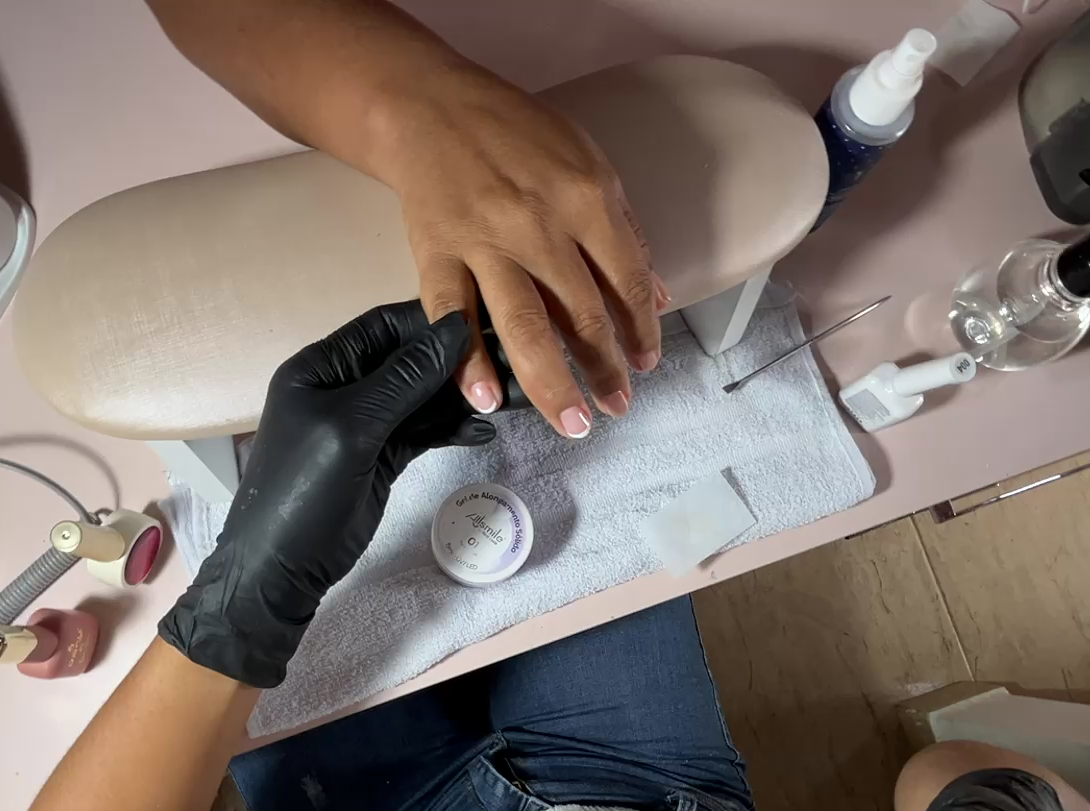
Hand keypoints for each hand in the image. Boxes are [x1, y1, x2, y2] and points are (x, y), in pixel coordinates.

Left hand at [158, 303, 493, 686]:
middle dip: (454, 362)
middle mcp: (345, 387)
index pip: (384, 327)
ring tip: (505, 399)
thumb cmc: (304, 489)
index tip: (486, 320)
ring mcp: (366, 424)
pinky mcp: (382, 456)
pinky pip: (422, 432)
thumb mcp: (354, 426)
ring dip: (458, 398)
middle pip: (408, 361)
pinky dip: (450, 430)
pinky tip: (482, 432)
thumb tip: (455, 328)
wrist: (282, 569)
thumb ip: (405, 379)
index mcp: (322, 366)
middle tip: (508, 361)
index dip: (432, 321)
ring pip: (421, 398)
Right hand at [371, 65, 668, 438]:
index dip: (642, 331)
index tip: (646, 365)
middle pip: (580, 314)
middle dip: (604, 368)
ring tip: (574, 423)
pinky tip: (486, 400)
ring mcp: (485, 243)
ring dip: (553, 383)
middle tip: (616, 407)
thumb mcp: (589, 163)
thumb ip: (625, 231)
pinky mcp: (438, 255)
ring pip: (524, 326)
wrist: (432, 107)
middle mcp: (539, 225)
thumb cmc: (517, 135)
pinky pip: (454, 316)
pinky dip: (467, 362)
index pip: (626, 281)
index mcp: (585, 199)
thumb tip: (658, 297)